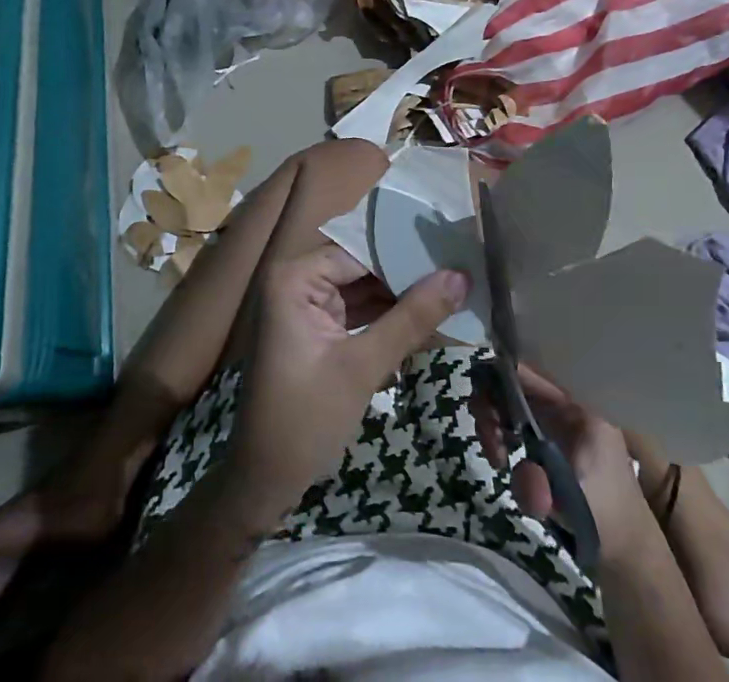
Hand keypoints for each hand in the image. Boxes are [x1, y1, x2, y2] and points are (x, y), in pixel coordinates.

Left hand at [221, 245, 465, 530]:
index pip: (361, 250)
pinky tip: (428, 316)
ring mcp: (305, 305)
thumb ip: (411, 318)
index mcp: (294, 279)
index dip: (409, 252)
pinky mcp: (316, 329)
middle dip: (409, 273)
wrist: (265, 478)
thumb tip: (461, 276)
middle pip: (362, 266)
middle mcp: (296, 281)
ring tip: (456, 290)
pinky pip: (358, 311)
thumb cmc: (306, 419)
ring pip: (364, 289)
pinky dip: (388, 317)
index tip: (457, 252)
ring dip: (403, 296)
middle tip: (464, 270)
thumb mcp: (362, 366)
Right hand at [476, 364, 660, 557]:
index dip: (500, 379)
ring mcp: (555, 424)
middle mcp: (565, 407)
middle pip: (514, 386)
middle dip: (492, 409)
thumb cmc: (604, 514)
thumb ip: (540, 481)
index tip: (483, 408)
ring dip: (494, 427)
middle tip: (492, 444)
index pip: (531, 373)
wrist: (622, 548)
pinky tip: (503, 462)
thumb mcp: (573, 496)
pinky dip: (500, 439)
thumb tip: (514, 468)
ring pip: (509, 406)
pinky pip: (514, 426)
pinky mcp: (546, 441)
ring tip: (498, 460)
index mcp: (578, 406)